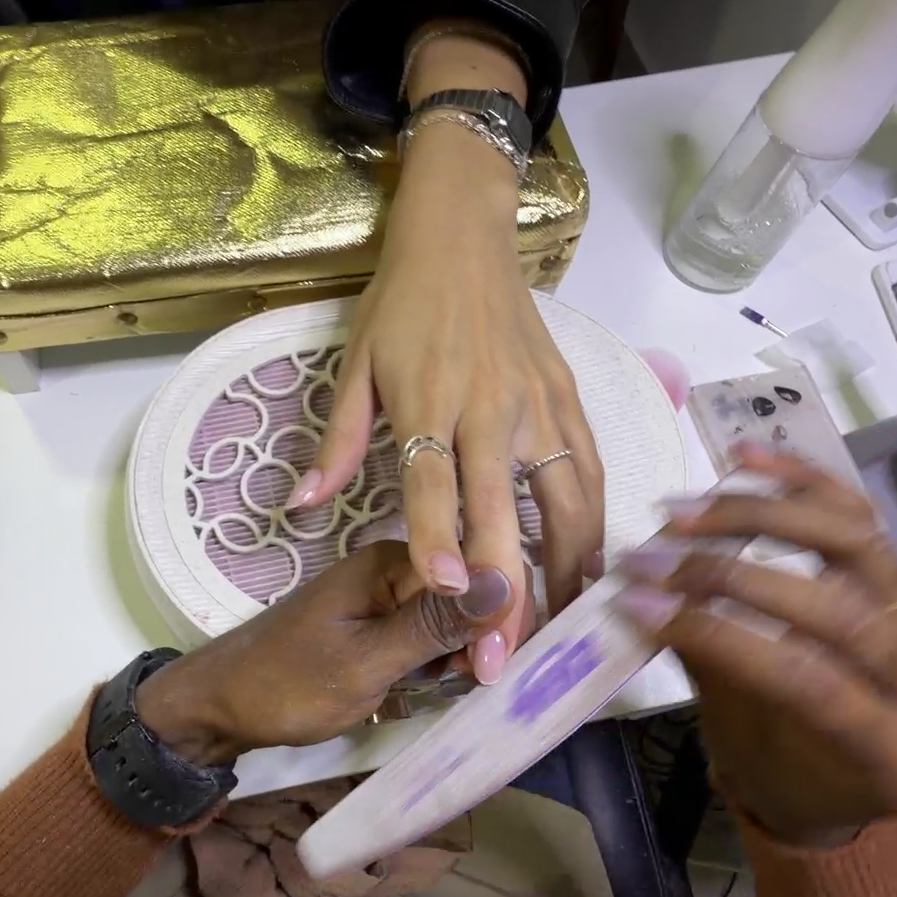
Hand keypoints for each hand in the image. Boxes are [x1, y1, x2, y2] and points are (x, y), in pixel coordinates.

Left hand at [135, 541, 512, 765]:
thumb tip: (503, 581)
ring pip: (454, 616)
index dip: (495, 619)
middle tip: (464, 684)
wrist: (224, 705)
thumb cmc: (289, 686)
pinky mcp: (380, 620)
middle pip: (469, 591)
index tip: (492, 671)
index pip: (474, 570)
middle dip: (479, 638)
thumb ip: (434, 625)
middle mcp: (394, 567)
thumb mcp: (367, 662)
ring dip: (458, 654)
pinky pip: (428, 631)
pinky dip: (435, 660)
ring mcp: (386, 594)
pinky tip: (427, 682)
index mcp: (391, 561)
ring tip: (438, 686)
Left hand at [287, 29, 603, 687]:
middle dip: (505, 591)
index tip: (444, 600)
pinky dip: (595, 526)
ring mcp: (540, 406)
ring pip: (565, 501)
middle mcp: (491, 409)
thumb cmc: (401, 305)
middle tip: (503, 660)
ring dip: (563, 572)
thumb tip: (301, 503)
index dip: (438, 540)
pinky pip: (591, 472)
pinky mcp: (570, 399)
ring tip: (558, 634)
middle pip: (503, 511)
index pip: (433, 483)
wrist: (462, 237)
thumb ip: (338, 441)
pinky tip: (591, 568)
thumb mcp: (355, 365)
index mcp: (428, 401)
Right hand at [610, 446, 896, 845]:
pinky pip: (864, 522)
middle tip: (650, 555)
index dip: (716, 632)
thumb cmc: (785, 775)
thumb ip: (702, 658)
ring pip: (859, 546)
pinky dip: (802, 484)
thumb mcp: (742, 737)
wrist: (845, 778)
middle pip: (839, 607)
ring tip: (685, 510)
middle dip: (729, 573)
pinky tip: (747, 458)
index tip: (635, 600)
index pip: (808, 678)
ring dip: (761, 517)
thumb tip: (629, 589)